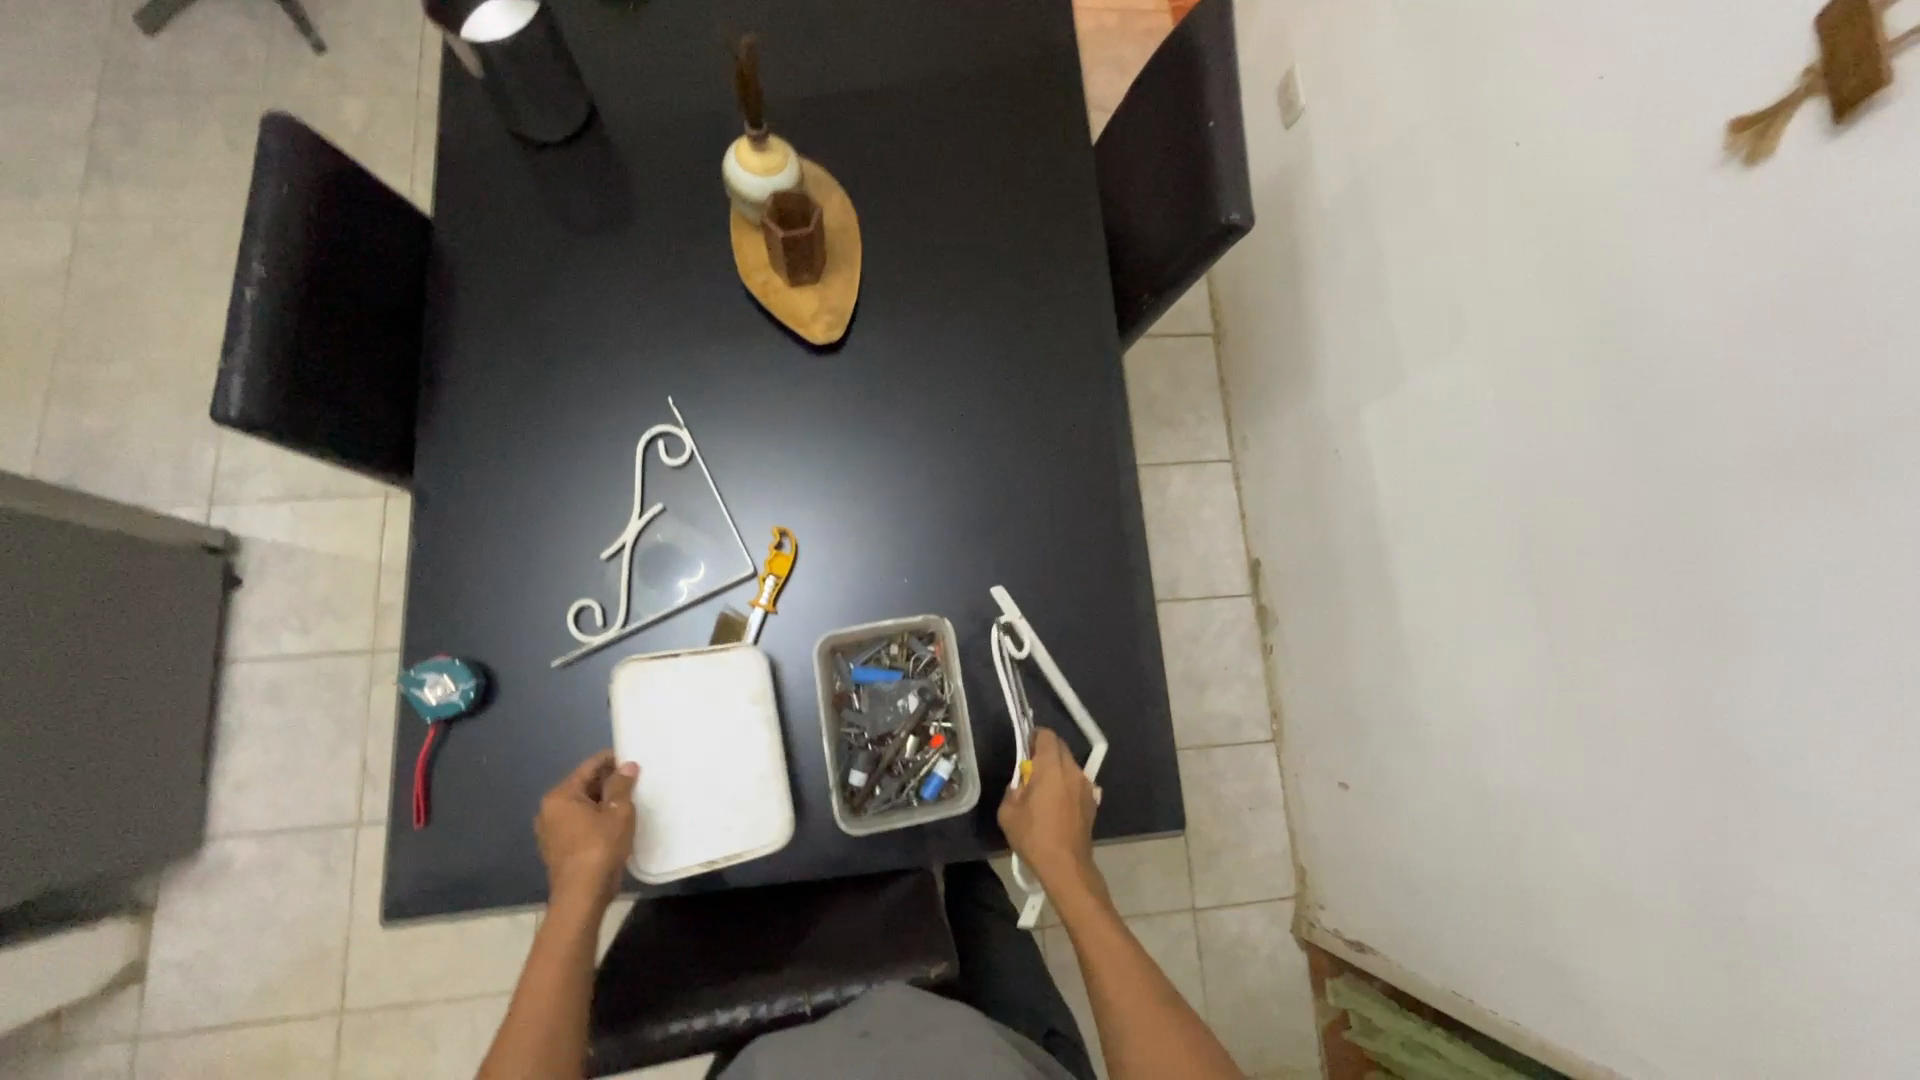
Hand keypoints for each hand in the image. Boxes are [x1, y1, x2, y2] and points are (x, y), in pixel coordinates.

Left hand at [535, 751, 637, 908]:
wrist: (582, 895)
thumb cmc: (600, 847)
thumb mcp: (618, 812)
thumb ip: (622, 785)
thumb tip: (627, 766)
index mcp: (560, 796)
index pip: (589, 767)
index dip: (611, 760)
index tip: (632, 757)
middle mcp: (549, 810)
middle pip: (583, 786)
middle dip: (608, 781)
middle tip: (634, 779)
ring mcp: (551, 831)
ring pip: (581, 806)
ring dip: (602, 801)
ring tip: (629, 799)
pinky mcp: (558, 848)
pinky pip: (579, 823)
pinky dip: (595, 818)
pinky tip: (614, 822)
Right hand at [998, 728, 1104, 901]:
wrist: (1066, 865)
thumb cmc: (1034, 837)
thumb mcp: (1008, 812)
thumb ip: (1013, 789)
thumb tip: (1021, 783)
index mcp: (1051, 768)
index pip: (1047, 736)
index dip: (1035, 736)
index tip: (1025, 747)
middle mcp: (1072, 771)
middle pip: (1060, 748)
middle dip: (1045, 751)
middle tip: (1030, 768)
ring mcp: (1086, 786)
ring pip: (1070, 765)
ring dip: (1057, 769)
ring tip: (1044, 789)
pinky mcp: (1092, 801)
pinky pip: (1077, 783)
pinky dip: (1067, 785)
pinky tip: (1057, 805)